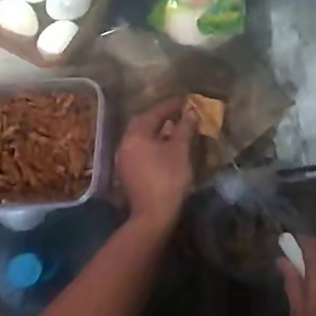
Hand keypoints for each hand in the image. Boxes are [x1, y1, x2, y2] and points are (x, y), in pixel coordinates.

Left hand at [115, 97, 197, 233]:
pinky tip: (164, 147)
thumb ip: (184, 128)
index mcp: (136, 135)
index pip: (154, 113)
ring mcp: (124, 160)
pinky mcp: (127, 172)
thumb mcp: (180, 150)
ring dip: (155, 130)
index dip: (170, 105)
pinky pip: (139, 149)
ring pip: (139, 137)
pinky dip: (151, 143)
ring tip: (173, 128)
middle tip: (176, 112)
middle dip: (159, 116)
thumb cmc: (168, 178)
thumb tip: (191, 112)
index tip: (184, 100)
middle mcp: (125, 144)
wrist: (153, 215)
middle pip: (142, 123)